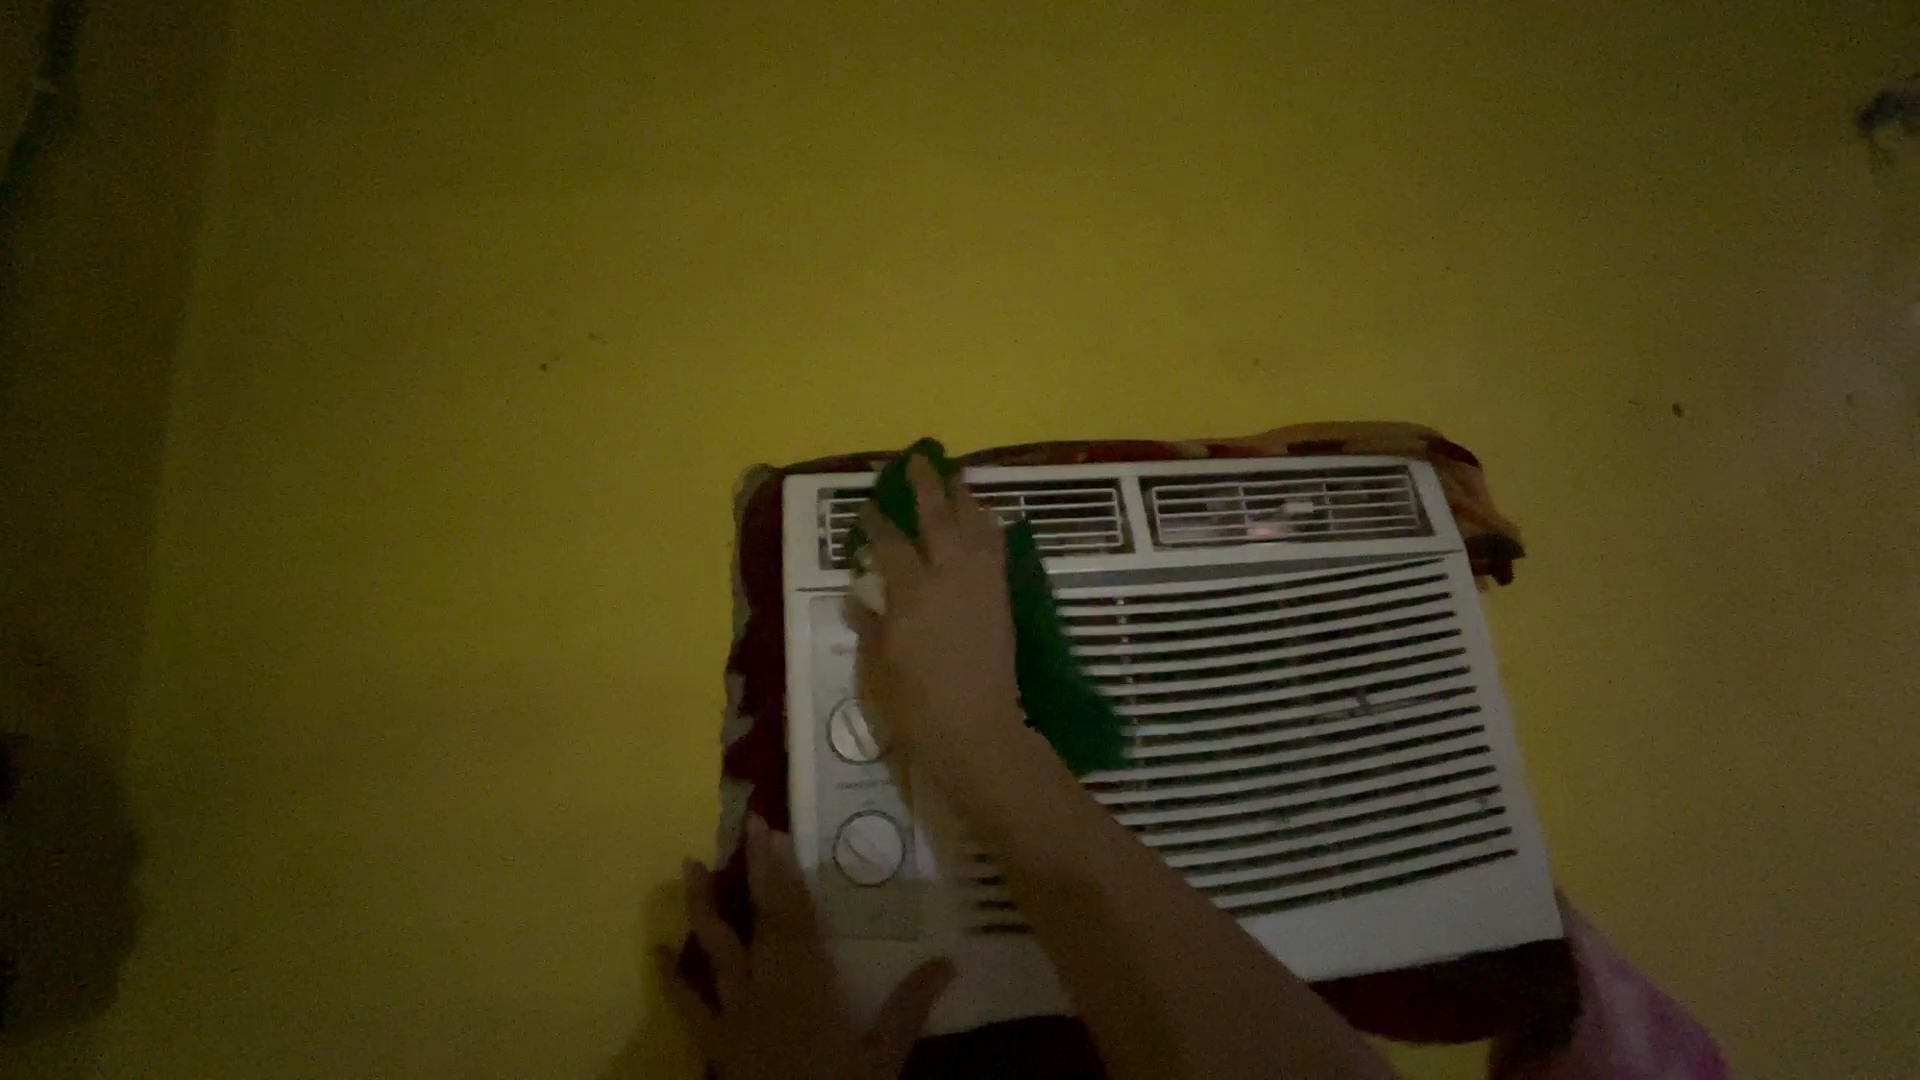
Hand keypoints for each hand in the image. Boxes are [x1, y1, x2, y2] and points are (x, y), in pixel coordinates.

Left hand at [656, 815, 953, 1079]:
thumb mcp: (883, 1059)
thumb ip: (910, 1006)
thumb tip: (948, 961)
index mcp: (806, 984)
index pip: (794, 916)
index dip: (784, 872)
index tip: (776, 832)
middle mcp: (766, 988)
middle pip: (758, 919)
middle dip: (754, 870)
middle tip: (748, 825)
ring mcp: (735, 1015)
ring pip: (716, 952)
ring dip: (703, 908)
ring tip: (690, 866)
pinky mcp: (717, 1044)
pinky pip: (689, 1007)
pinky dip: (672, 979)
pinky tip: (657, 951)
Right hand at [850, 457, 1027, 791]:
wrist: (976, 728)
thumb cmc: (917, 705)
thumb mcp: (879, 667)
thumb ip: (869, 623)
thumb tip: (860, 594)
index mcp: (911, 593)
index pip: (890, 545)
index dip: (877, 524)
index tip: (868, 508)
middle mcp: (948, 577)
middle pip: (937, 520)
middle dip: (926, 487)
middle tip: (919, 460)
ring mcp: (980, 585)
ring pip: (974, 527)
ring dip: (965, 499)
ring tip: (958, 477)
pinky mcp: (1001, 597)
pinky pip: (997, 550)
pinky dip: (990, 528)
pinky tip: (986, 519)